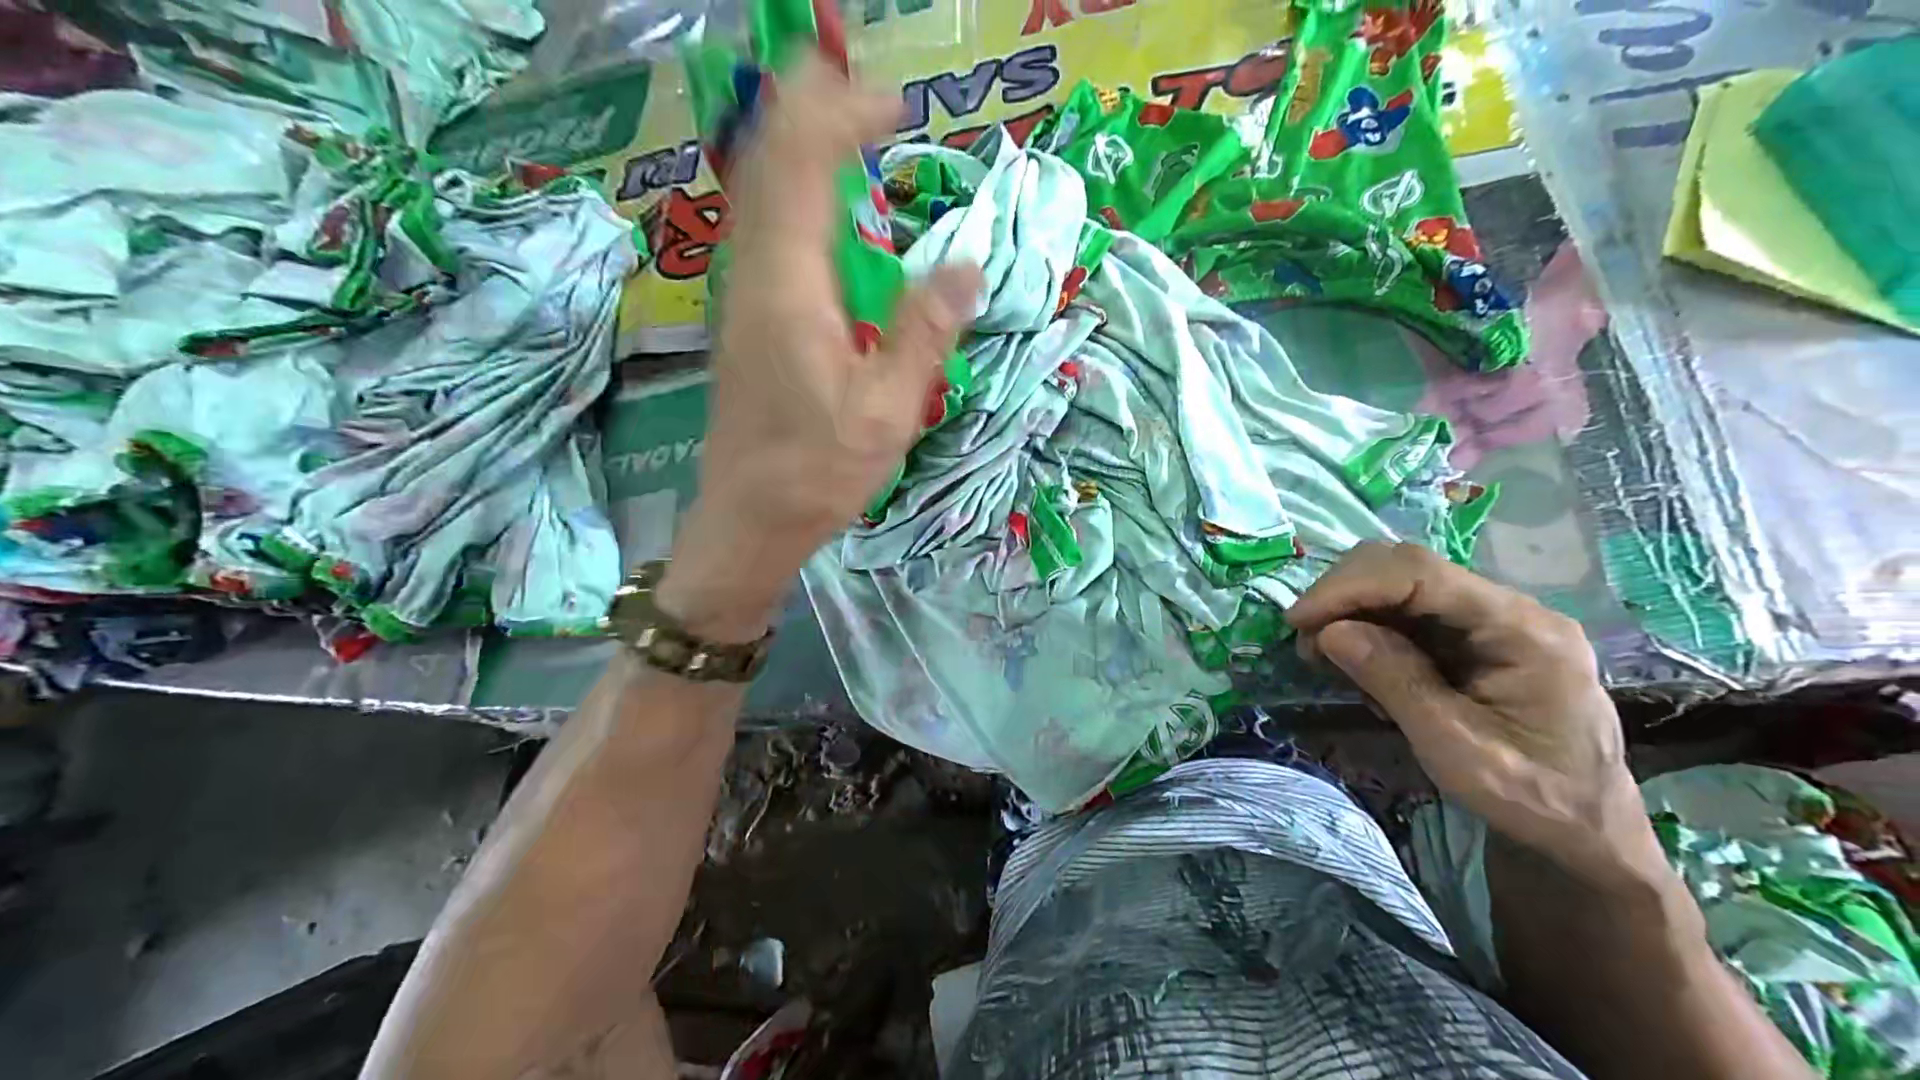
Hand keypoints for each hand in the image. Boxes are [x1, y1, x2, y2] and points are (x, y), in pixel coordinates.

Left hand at [656, 58, 983, 642]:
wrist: (748, 520)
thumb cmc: (817, 472)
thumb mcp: (886, 412)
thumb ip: (922, 334)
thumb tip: (964, 264)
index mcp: (790, 288)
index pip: (805, 167)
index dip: (845, 117)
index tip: (896, 105)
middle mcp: (755, 275)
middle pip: (767, 161)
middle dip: (806, 104)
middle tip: (851, 73)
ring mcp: (742, 295)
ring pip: (756, 191)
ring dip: (791, 140)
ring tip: (832, 112)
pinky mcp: (744, 318)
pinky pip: (759, 227)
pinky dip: (786, 187)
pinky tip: (811, 196)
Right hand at [1286, 542, 1666, 888]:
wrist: (1585, 832)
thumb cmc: (1532, 799)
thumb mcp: (1458, 750)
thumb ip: (1398, 684)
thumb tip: (1331, 631)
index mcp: (1523, 631)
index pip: (1421, 574)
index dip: (1350, 587)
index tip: (1298, 620)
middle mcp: (1509, 609)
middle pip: (1406, 565)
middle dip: (1343, 594)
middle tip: (1306, 641)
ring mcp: (1490, 618)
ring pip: (1398, 581)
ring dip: (1348, 608)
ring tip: (1322, 655)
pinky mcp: (1470, 633)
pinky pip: (1404, 608)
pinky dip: (1364, 625)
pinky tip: (1353, 660)